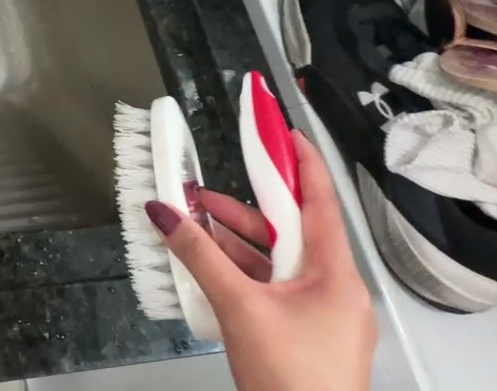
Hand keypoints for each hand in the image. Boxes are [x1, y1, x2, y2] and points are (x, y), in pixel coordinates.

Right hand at [148, 133, 375, 390]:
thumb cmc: (290, 376)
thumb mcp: (238, 307)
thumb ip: (198, 254)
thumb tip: (160, 210)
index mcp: (335, 275)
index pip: (320, 202)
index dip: (301, 162)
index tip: (281, 129)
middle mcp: (335, 288)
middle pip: (291, 230)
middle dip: (243, 207)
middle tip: (200, 190)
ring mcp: (322, 314)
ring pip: (279, 259)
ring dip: (236, 240)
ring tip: (192, 224)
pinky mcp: (306, 333)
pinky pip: (275, 285)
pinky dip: (242, 269)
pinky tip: (208, 261)